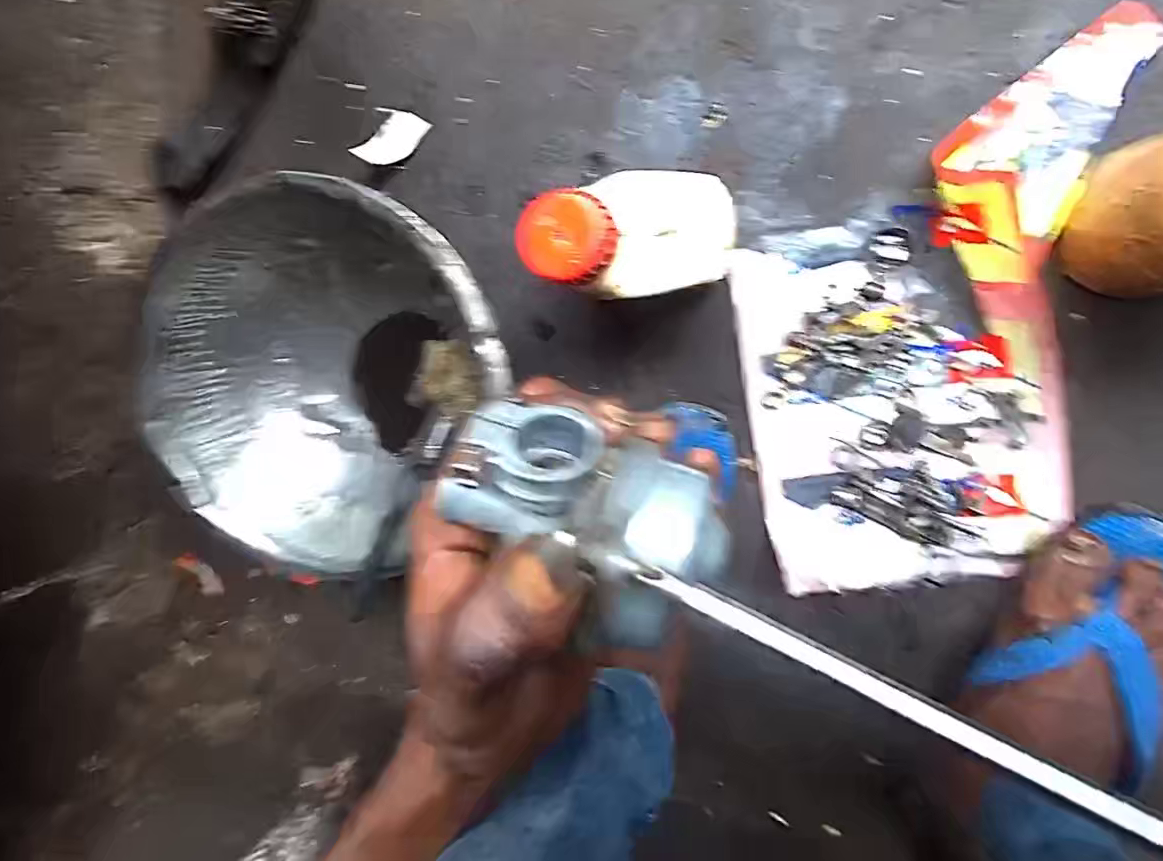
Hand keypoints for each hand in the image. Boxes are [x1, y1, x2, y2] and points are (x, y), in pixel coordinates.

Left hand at [401, 377, 682, 785]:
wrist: (505, 746)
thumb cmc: (467, 696)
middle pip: (557, 438)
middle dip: (598, 423)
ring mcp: (567, 524)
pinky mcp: (608, 550)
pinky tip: (696, 475)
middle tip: (633, 429)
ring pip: (603, 464)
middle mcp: (517, 505)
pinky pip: (640, 509)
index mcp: (466, 511)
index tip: (585, 418)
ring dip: (639, 446)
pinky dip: (670, 488)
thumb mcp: (471, 658)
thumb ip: (504, 612)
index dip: (539, 415)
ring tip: (671, 443)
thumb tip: (559, 555)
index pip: (495, 437)